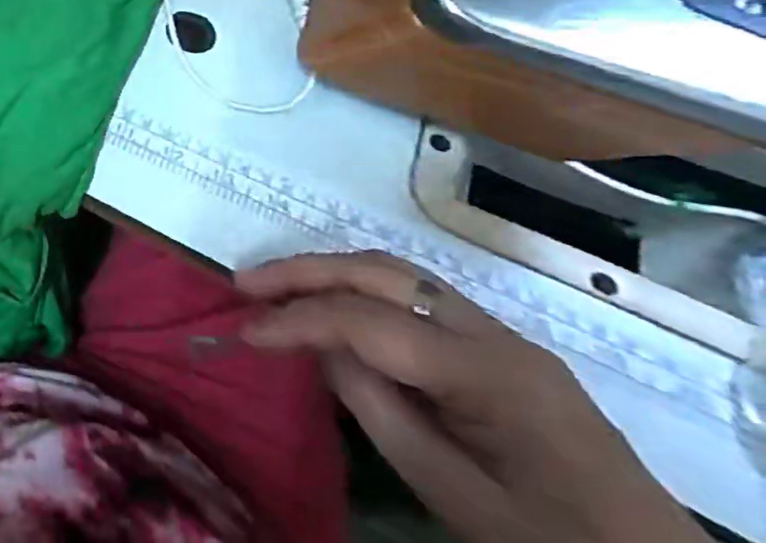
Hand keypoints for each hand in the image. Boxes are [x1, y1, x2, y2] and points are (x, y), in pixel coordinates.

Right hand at [237, 252, 707, 542]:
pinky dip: (358, 289)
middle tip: (244, 284)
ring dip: (328, 272)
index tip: (244, 332)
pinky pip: (416, 295)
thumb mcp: (449, 489)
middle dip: (304, 271)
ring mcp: (502, 335)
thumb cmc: (544, 536)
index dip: (297, 320)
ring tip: (274, 287)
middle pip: (383, 272)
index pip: (369, 321)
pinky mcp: (499, 346)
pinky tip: (329, 307)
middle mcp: (497, 335)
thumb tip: (318, 347)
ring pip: (398, 272)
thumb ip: (375, 407)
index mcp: (490, 374)